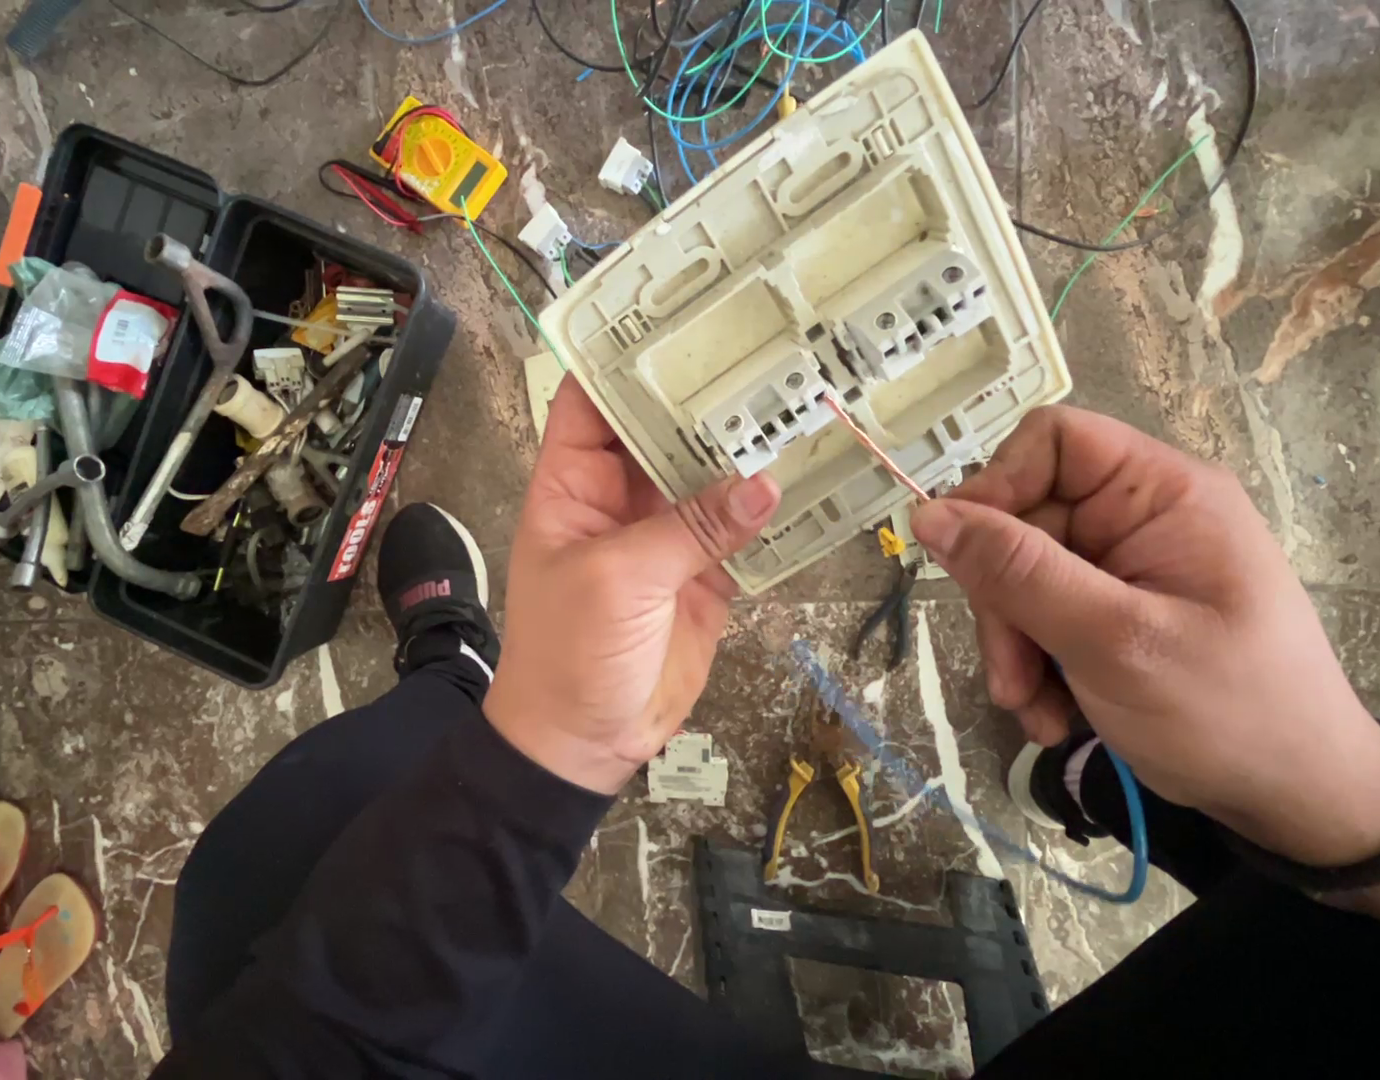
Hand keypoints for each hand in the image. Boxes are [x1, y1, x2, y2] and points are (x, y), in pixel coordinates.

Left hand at [483, 380, 780, 794]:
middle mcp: (622, 494)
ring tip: (801, 397)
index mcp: (574, 481)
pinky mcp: (703, 570)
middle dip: (706, 394)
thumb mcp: (617, 579)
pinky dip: (770, 507)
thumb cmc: (569, 652)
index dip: (627, 354)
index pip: (594, 398)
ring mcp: (666, 531)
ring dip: (745, 447)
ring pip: (708, 474)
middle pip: (663, 427)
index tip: (679, 314)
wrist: (587, 739)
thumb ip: (689, 528)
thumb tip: (765, 483)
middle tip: (766, 349)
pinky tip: (810, 473)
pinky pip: (740, 527)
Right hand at [911, 405, 1379, 866]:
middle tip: (1011, 678)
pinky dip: (1030, 665)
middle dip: (1004, 603)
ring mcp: (1117, 566)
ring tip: (1036, 709)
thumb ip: (1019, 573)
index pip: (1053, 442)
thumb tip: (927, 515)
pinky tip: (1052, 712)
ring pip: (1016, 577)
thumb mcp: (1115, 641)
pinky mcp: (1103, 610)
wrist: (1294, 801)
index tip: (963, 554)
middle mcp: (1134, 518)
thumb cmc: (1230, 713)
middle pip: (1020, 522)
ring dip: (1012, 647)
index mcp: (1161, 494)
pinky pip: (1034, 616)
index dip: (996, 486)